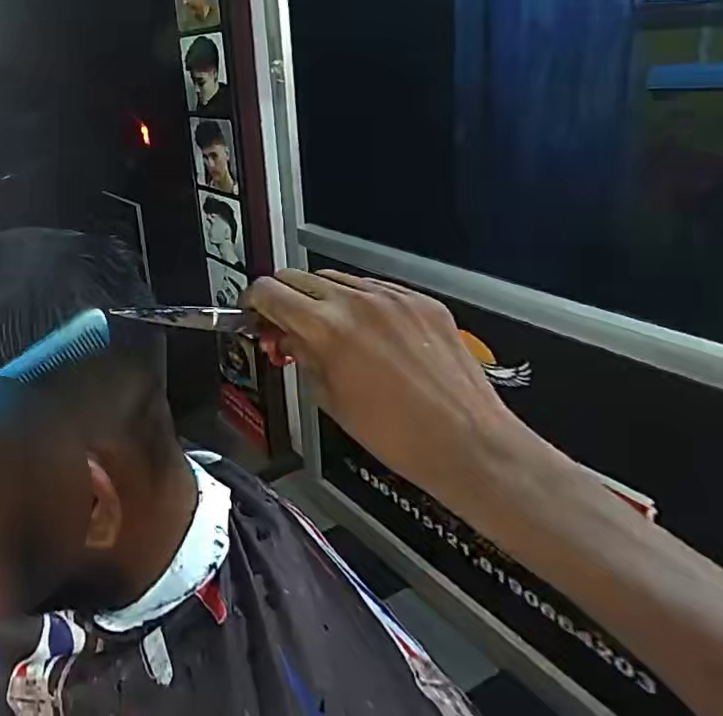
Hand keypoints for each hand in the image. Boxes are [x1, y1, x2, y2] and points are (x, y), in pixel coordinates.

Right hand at [243, 269, 541, 507]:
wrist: (469, 444)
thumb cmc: (397, 433)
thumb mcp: (328, 396)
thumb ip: (300, 355)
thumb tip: (285, 337)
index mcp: (327, 328)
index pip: (269, 290)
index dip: (253, 302)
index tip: (254, 314)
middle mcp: (358, 303)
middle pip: (296, 277)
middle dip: (283, 299)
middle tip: (284, 327)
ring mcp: (393, 298)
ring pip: (334, 278)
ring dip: (320, 299)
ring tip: (327, 332)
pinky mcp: (421, 302)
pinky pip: (374, 289)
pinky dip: (359, 304)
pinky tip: (366, 334)